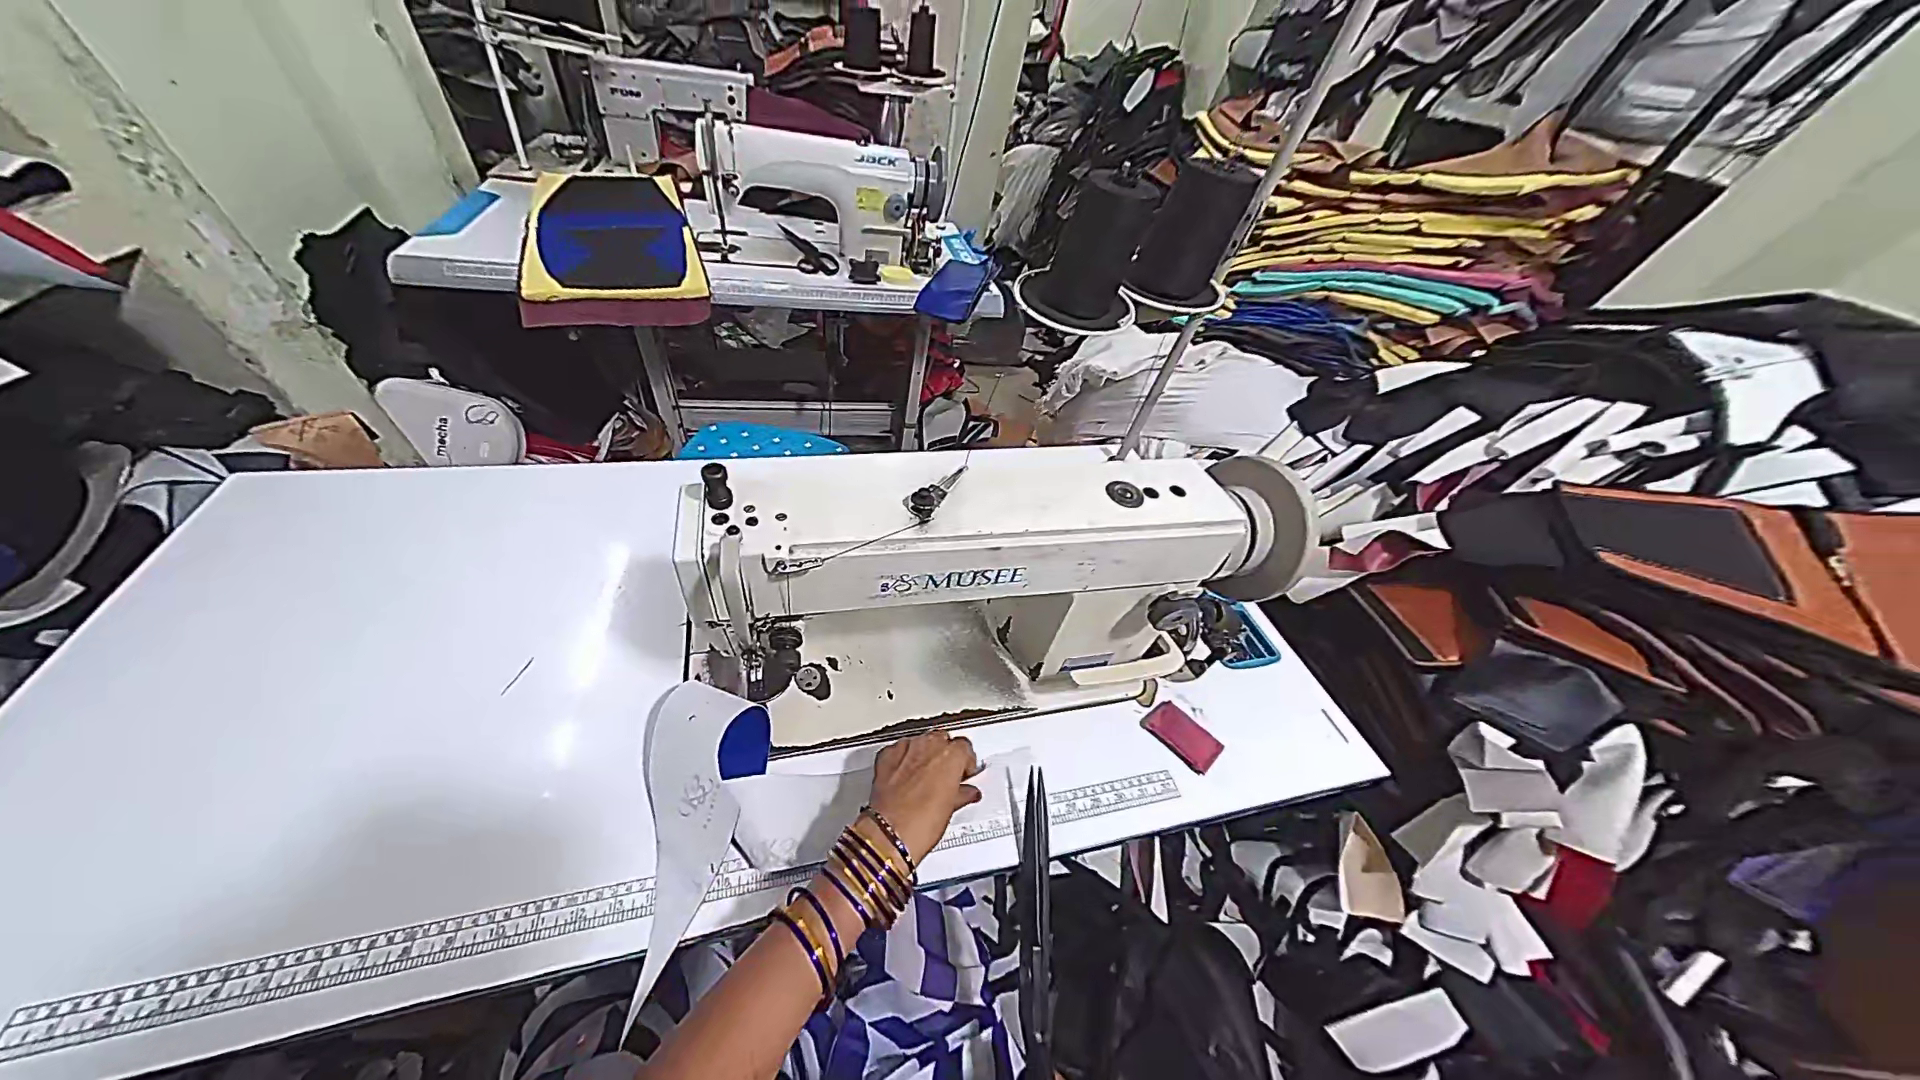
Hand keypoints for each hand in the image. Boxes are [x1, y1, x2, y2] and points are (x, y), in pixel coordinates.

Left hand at [868, 731, 981, 862]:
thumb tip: (966, 792)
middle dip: (944, 754)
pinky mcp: (886, 756)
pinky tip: (904, 776)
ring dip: (924, 755)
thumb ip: (962, 792)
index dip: (965, 761)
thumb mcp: (951, 808)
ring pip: (920, 742)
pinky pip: (899, 750)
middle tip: (945, 775)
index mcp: (951, 754)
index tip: (964, 772)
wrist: (890, 833)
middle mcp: (929, 745)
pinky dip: (902, 759)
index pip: (964, 747)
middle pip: (942, 740)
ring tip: (924, 777)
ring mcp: (906, 748)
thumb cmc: (920, 822)